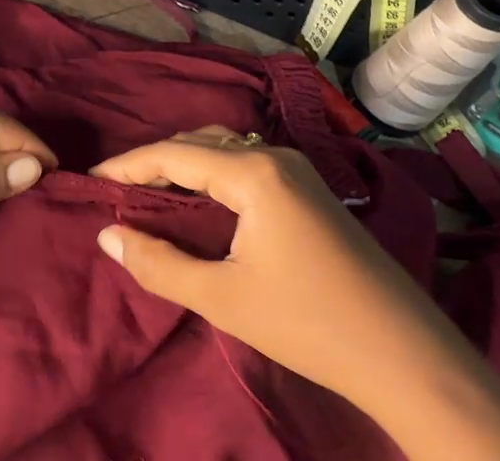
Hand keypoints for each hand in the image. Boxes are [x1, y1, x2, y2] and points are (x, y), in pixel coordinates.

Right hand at [91, 128, 499, 459]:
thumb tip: (107, 236)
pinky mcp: (314, 193)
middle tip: (117, 190)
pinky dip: (213, 175)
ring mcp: (301, 173)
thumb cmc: (308, 323)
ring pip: (226, 151)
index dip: (127, 166)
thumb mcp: (222, 298)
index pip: (173, 154)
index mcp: (254, 172)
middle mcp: (277, 157)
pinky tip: (202, 203)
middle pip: (199, 143)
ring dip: (185, 165)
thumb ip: (158, 264)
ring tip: (150, 193)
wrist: (410, 357)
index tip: (90, 182)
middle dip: (154, 162)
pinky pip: (248, 165)